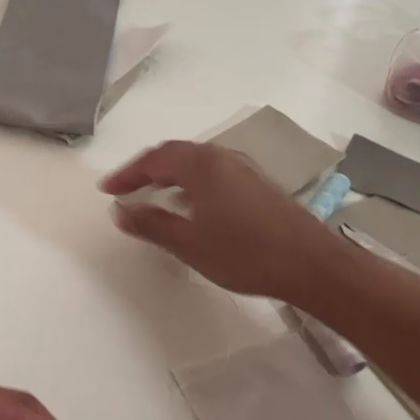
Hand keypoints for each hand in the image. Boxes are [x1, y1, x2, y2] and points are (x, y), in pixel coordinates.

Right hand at [100, 140, 340, 301]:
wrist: (312, 265)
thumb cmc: (245, 253)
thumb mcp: (189, 243)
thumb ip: (151, 224)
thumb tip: (120, 210)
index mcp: (202, 164)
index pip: (154, 159)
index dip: (127, 174)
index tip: (107, 190)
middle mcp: (224, 157)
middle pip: (175, 154)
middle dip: (147, 171)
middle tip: (125, 190)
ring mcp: (245, 169)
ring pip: (197, 163)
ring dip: (170, 176)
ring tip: (152, 196)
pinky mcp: (259, 184)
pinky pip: (214, 173)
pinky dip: (191, 183)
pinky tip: (190, 206)